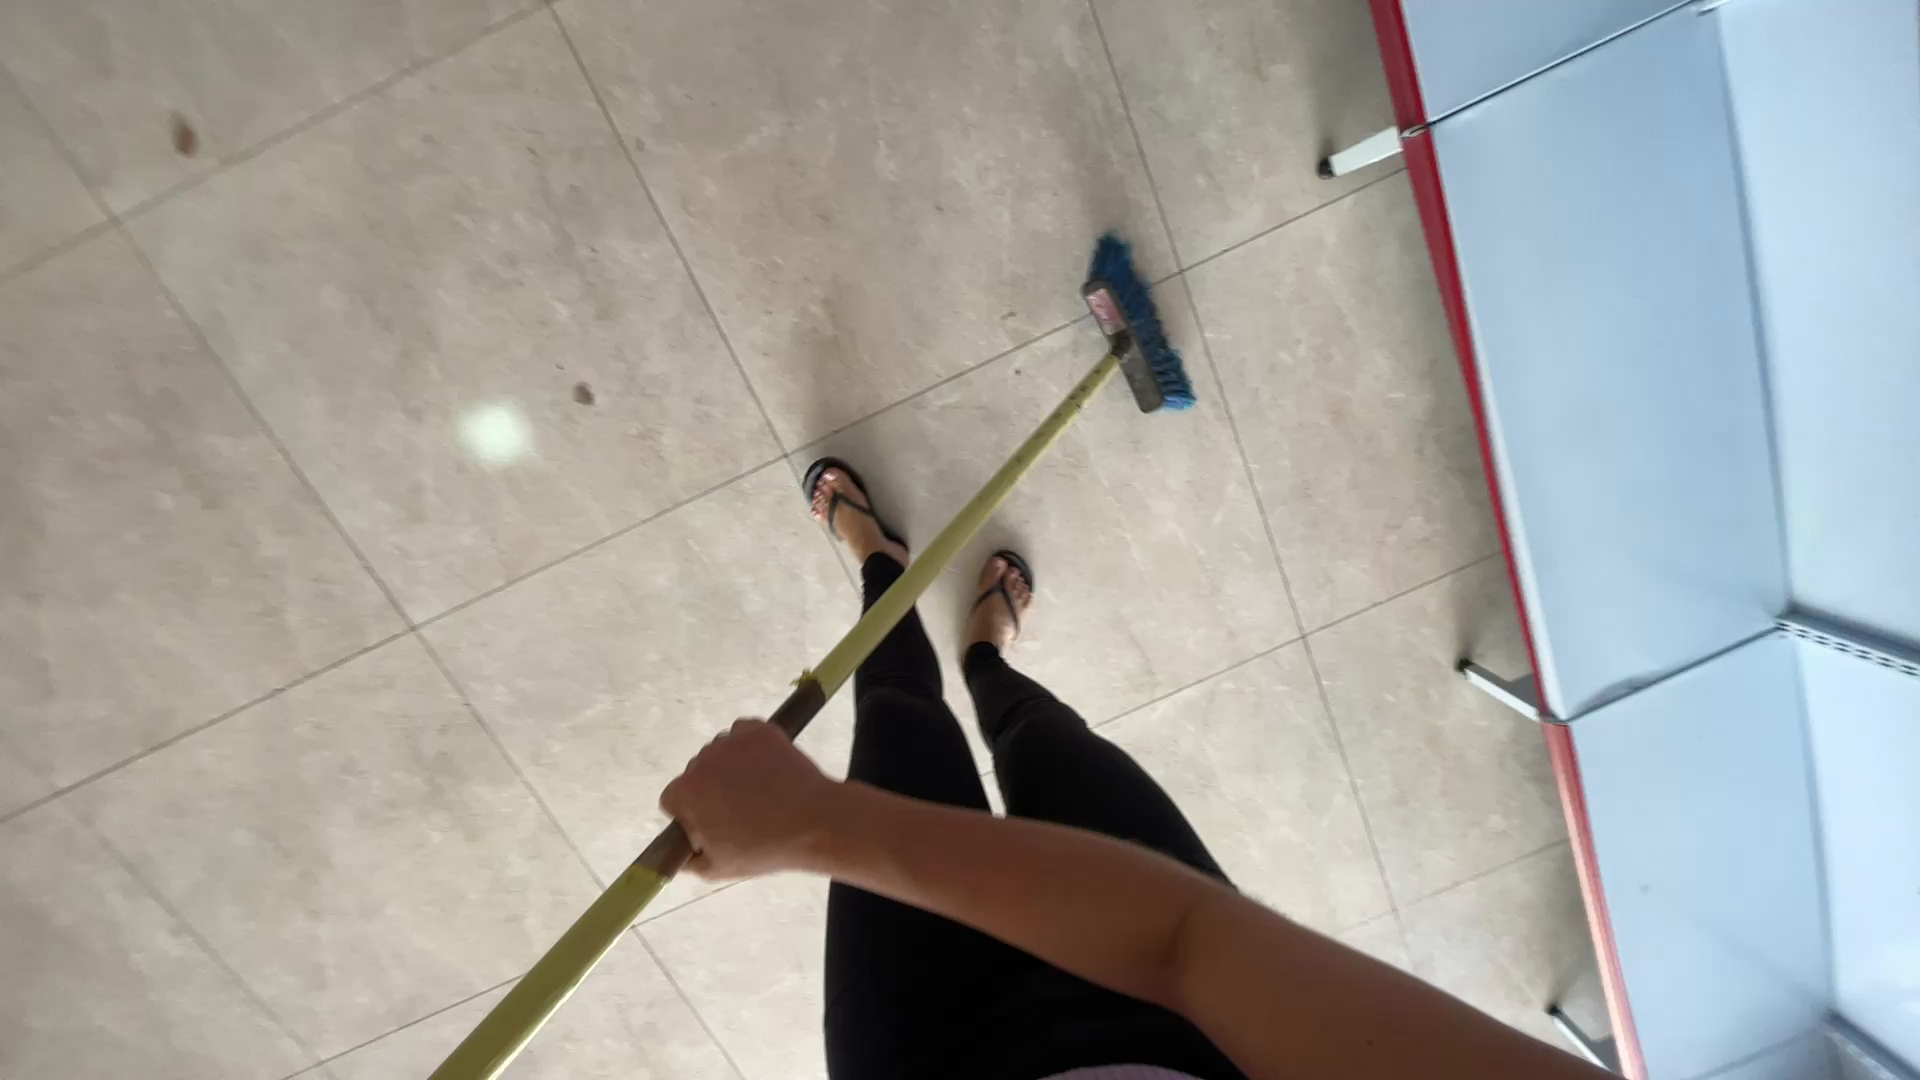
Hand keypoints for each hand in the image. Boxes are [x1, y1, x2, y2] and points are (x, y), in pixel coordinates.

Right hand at [660, 718, 841, 879]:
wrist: (814, 821)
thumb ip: (688, 860)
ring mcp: (733, 741)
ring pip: (720, 752)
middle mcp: (703, 759)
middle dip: (711, 788)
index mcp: (685, 792)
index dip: (691, 813)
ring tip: (759, 789)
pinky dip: (750, 746)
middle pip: (697, 773)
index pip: (673, 799)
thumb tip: (680, 852)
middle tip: (740, 808)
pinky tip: (766, 767)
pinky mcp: (759, 729)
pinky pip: (743, 733)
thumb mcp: (716, 868)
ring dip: (730, 766)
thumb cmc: (764, 847)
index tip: (713, 823)